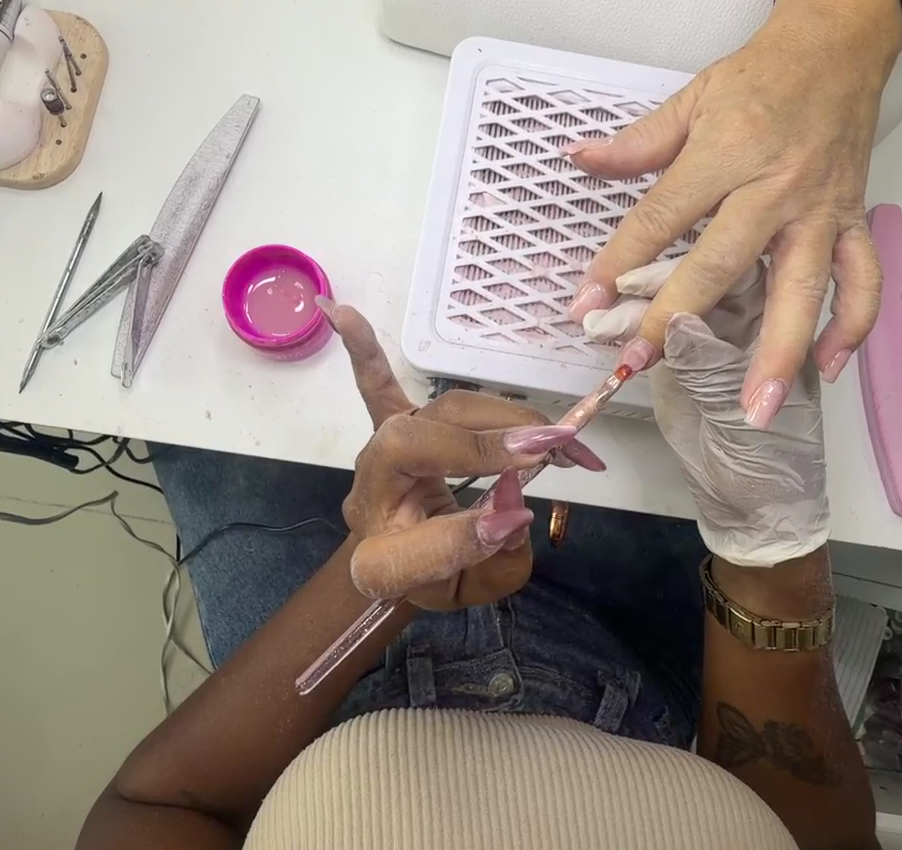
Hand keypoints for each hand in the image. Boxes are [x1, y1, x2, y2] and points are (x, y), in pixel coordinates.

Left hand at [323, 299, 604, 608]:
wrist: (406, 564)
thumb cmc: (437, 577)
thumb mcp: (470, 588)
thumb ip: (489, 554)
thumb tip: (514, 509)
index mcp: (382, 536)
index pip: (422, 509)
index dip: (476, 479)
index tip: (528, 488)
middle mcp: (374, 481)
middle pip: (428, 433)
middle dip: (497, 439)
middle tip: (561, 449)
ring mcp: (384, 446)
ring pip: (444, 409)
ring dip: (505, 415)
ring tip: (561, 437)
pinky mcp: (395, 424)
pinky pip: (377, 385)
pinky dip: (364, 351)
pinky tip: (340, 314)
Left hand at [565, 0, 900, 429]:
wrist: (837, 48)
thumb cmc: (757, 77)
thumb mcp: (690, 99)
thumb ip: (635, 143)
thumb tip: (577, 158)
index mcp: (725, 153)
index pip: (660, 218)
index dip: (618, 264)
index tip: (584, 304)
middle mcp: (774, 188)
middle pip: (722, 264)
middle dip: (679, 320)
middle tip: (643, 366)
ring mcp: (820, 210)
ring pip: (802, 288)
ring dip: (778, 352)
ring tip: (756, 408)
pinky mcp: (854, 221)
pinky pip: (861, 280)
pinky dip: (851, 327)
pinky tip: (826, 368)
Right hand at [583, 264, 825, 568]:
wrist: (752, 512)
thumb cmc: (769, 468)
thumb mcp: (742, 419)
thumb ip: (711, 369)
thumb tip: (678, 317)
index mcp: (776, 332)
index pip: (739, 280)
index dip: (696, 270)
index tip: (654, 279)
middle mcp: (741, 328)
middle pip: (697, 285)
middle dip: (654, 285)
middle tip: (616, 289)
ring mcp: (705, 345)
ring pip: (668, 309)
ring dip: (632, 311)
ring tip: (595, 320)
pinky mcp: (677, 365)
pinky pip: (651, 338)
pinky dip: (626, 332)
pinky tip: (602, 330)